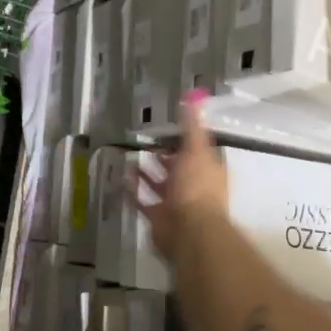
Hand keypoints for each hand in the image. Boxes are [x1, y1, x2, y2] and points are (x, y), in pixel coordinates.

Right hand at [133, 90, 228, 261]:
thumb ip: (192, 126)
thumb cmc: (196, 187)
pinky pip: (144, 200)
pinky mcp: (159, 218)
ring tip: (131, 156)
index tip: (168, 128)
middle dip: (164, 156)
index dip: (185, 140)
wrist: (189, 232)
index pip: (198, 151)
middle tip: (147, 141)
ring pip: (161, 185)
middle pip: (178, 168)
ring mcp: (177, 204)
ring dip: (147, 173)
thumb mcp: (195, 149)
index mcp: (208, 171)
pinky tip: (122, 176)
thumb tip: (193, 97)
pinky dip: (134, 190)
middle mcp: (195, 187)